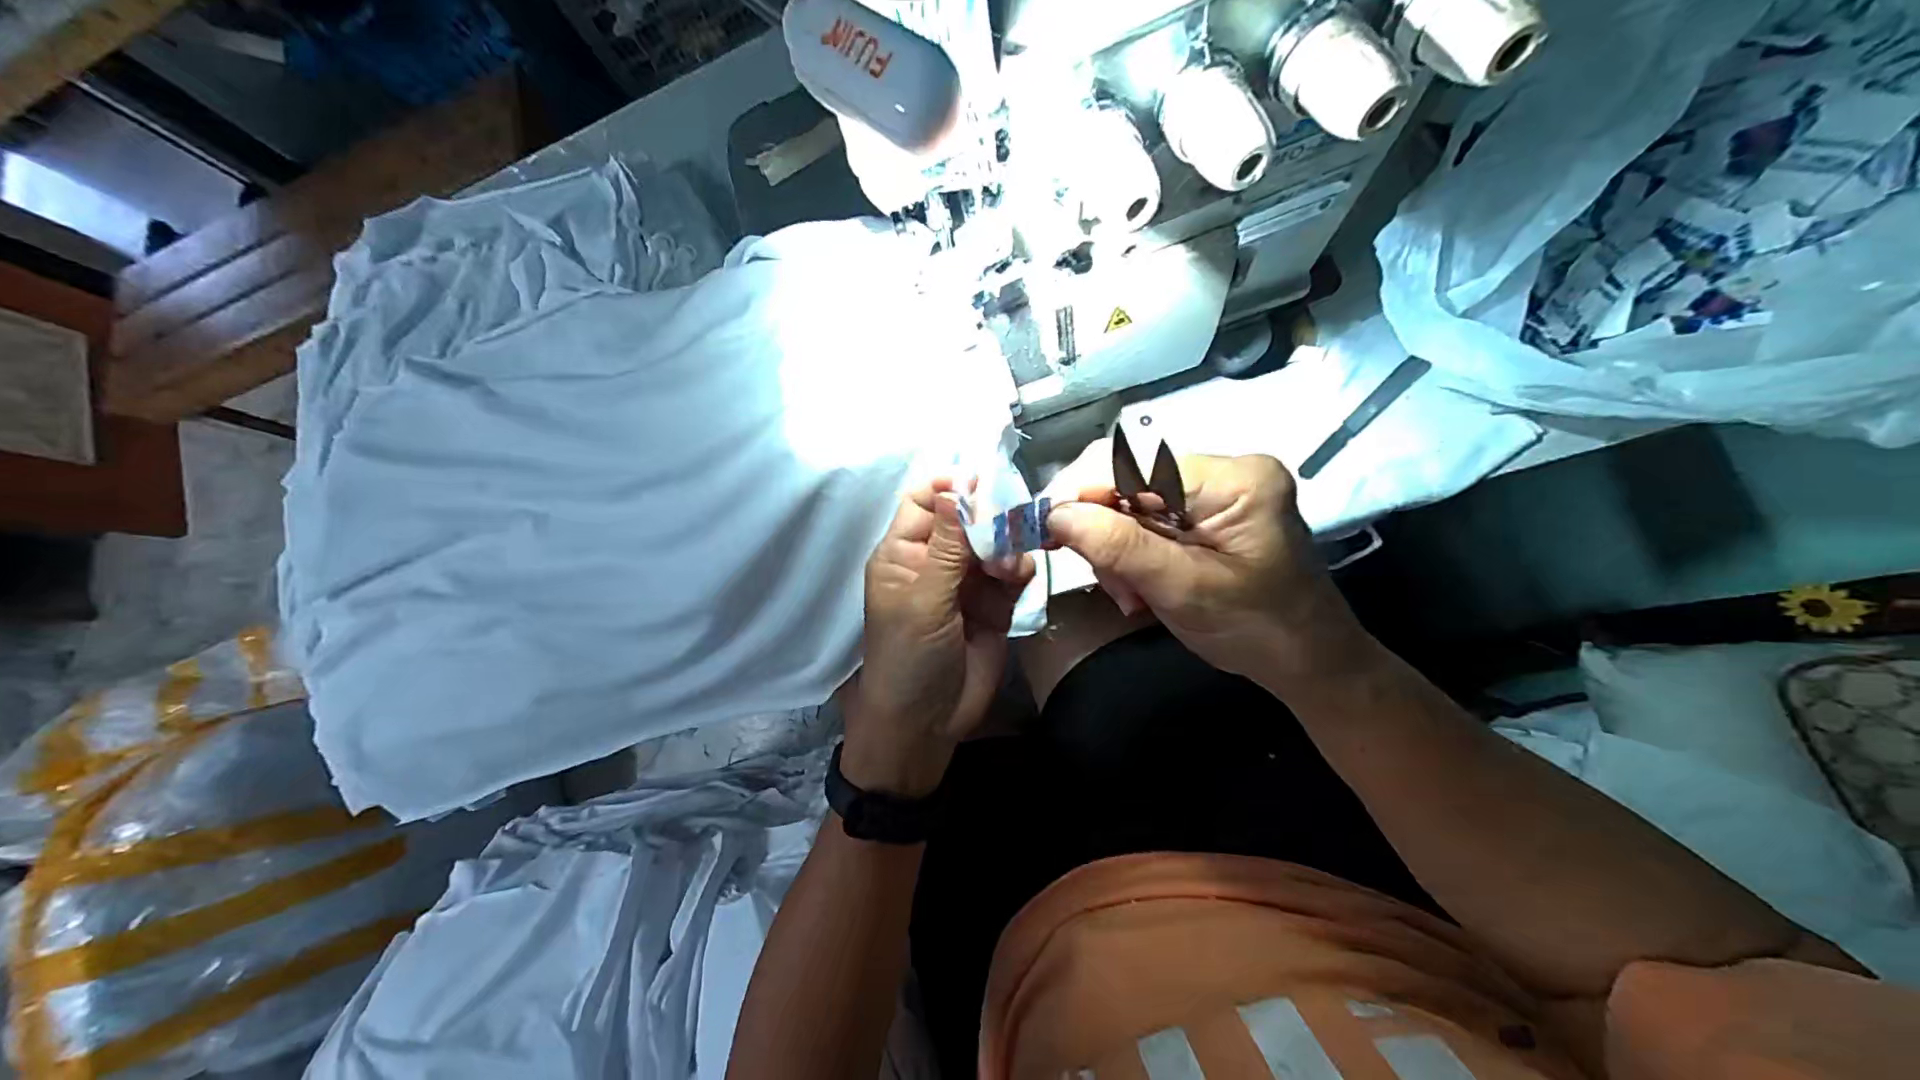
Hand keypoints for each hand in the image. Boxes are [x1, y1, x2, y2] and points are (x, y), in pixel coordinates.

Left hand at [843, 479, 1034, 796]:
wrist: (929, 724)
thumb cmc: (909, 659)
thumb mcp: (923, 601)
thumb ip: (947, 546)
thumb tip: (955, 485)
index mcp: (903, 553)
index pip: (926, 501)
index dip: (951, 486)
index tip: (983, 483)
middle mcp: (935, 560)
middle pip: (968, 517)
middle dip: (989, 517)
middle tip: (1008, 524)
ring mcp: (967, 581)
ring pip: (996, 541)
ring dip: (1006, 546)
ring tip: (1006, 570)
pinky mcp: (995, 602)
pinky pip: (1013, 570)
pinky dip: (1018, 569)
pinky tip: (1015, 580)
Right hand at [1043, 443, 1367, 687]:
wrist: (1307, 661)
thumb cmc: (1255, 631)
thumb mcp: (1181, 590)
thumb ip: (1117, 547)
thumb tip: (1053, 513)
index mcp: (1234, 479)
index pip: (1135, 462)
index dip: (1081, 490)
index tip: (1043, 528)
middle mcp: (1224, 468)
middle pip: (1128, 477)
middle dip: (1101, 528)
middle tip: (1106, 580)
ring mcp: (1215, 487)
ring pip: (1129, 500)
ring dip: (1114, 547)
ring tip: (1130, 595)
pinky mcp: (1206, 508)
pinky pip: (1145, 517)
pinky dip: (1129, 552)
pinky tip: (1140, 587)